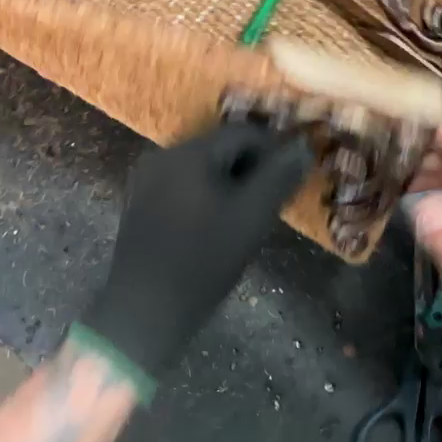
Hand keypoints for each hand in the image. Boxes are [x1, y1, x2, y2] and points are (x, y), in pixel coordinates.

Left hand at [79, 123, 310, 383]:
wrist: (145, 309)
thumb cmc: (203, 261)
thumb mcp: (251, 218)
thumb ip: (279, 177)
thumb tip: (302, 145)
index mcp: (189, 152)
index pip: (242, 133)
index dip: (273, 151)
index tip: (291, 180)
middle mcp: (163, 155)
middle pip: (219, 147)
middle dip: (249, 168)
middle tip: (270, 202)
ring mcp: (146, 179)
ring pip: (200, 168)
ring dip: (227, 183)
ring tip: (245, 217)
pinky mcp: (138, 203)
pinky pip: (180, 185)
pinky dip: (203, 196)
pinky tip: (213, 227)